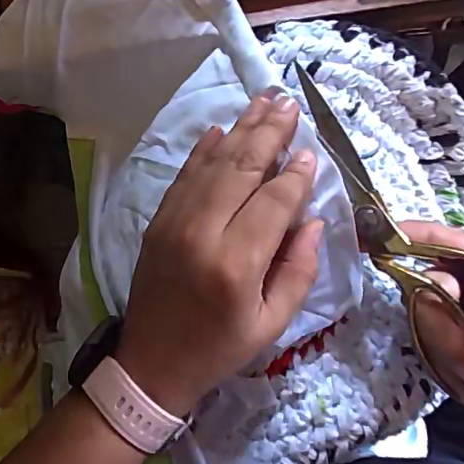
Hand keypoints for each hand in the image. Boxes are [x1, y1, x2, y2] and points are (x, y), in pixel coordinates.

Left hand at [115, 90, 325, 416]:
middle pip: (241, 168)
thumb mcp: (271, 324)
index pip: (273, 202)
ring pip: (212, 163)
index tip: (312, 151)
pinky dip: (204, 150)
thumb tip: (313, 218)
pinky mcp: (158, 220)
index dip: (296, 174)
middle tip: (289, 103)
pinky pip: (184, 175)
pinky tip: (220, 129)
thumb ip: (298, 270)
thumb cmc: (218, 348)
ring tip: (263, 101)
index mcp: (236, 264)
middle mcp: (202, 232)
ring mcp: (174, 222)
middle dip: (269, 132)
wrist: (150, 362)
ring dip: (240, 129)